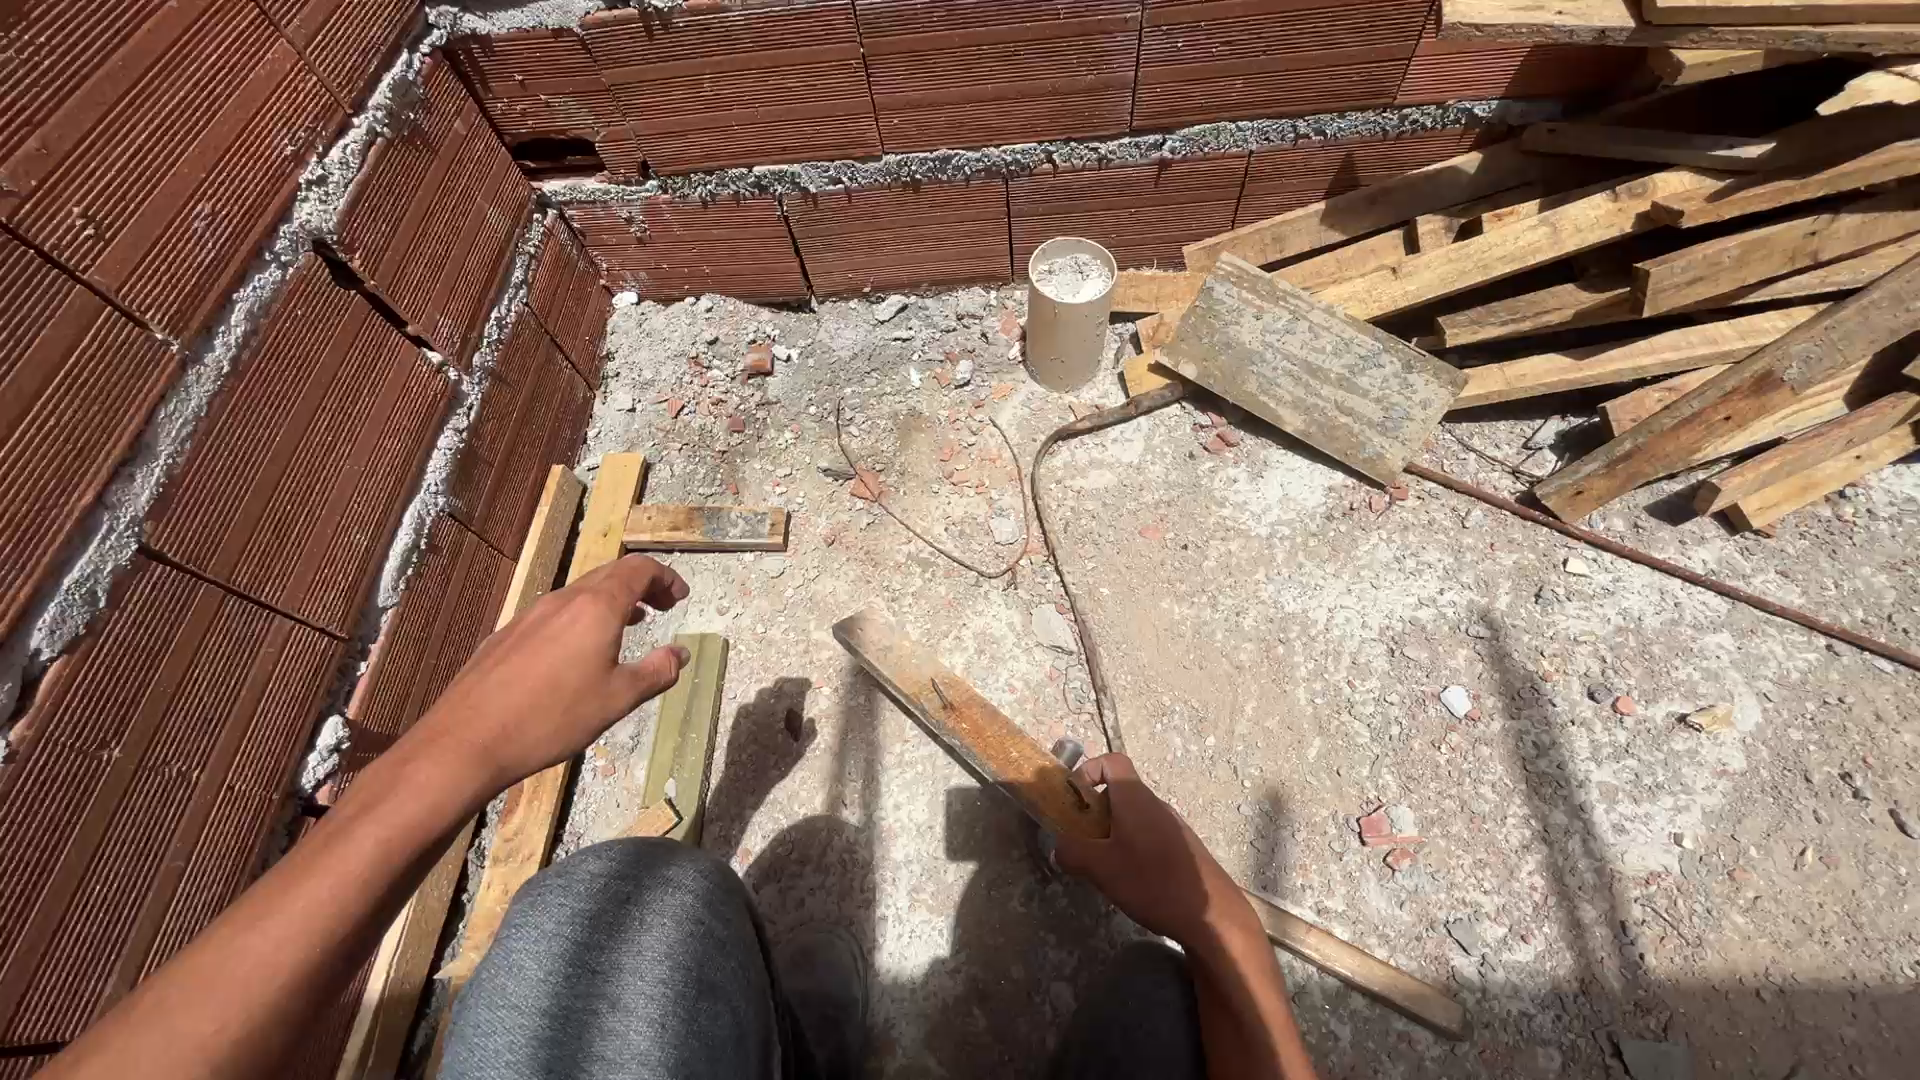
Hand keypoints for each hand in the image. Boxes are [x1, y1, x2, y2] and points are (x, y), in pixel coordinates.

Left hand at [409, 554, 690, 794]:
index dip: (665, 577)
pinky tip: (580, 651)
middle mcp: (563, 601)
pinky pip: (556, 613)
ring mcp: (530, 616)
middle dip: (642, 586)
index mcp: (596, 608)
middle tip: (663, 608)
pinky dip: (583, 617)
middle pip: (610, 574)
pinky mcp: (507, 636)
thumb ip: (657, 671)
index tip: (680, 597)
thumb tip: (680, 653)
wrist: (465, 742)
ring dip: (612, 601)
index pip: (639, 569)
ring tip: (629, 626)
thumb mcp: (618, 699)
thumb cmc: (552, 717)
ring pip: (581, 593)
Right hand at [1053, 754, 1249, 944]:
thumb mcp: (1101, 868)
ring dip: (1113, 833)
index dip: (1088, 770)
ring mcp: (1173, 826)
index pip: (1112, 761)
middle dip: (1096, 812)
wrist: (1213, 916)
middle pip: (1119, 791)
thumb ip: (1072, 852)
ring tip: (1105, 866)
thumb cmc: (1152, 881)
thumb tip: (1059, 847)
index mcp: (1134, 797)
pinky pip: (1149, 835)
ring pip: (1134, 816)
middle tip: (1084, 841)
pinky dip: (1133, 848)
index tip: (1074, 797)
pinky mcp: (1184, 848)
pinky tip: (1133, 881)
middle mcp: (1155, 804)